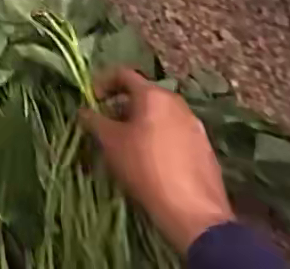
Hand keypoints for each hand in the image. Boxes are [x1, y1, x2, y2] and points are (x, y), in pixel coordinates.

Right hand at [81, 68, 232, 253]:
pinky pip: (176, 134)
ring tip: (128, 145)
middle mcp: (177, 104)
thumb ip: (93, 120)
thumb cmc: (145, 167)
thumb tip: (83, 111)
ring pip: (161, 115)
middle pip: (143, 95)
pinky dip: (160, 139)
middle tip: (108, 125)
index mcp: (153, 95)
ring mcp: (196, 128)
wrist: (194, 215)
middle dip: (122, 106)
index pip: (123, 74)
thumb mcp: (110, 141)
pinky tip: (152, 162)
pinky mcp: (206, 151)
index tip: (92, 99)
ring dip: (141, 123)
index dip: (102, 82)